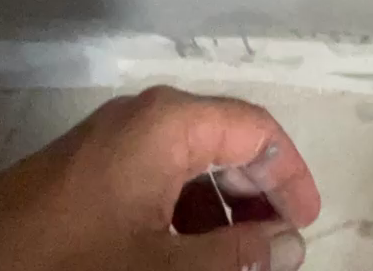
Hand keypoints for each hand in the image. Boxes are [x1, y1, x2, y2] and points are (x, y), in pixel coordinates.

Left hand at [0, 86, 321, 270]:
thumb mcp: (162, 269)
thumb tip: (290, 246)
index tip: (306, 225)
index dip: (290, 175)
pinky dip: (178, 215)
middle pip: (224, 140)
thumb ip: (234, 257)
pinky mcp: (81, 172)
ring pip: (187, 164)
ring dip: (217, 210)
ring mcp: (108, 143)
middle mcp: (144, 117)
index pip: (257, 130)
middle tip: (275, 248)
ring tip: (230, 261)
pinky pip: (152, 180)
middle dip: (255, 194)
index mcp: (171, 122)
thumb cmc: (66, 268)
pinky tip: (180, 256)